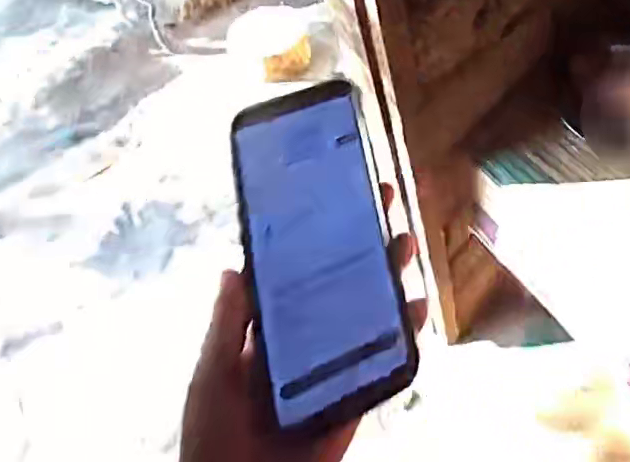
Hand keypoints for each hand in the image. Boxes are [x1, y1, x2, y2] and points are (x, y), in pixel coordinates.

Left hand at [181, 184, 425, 461]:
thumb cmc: (216, 442)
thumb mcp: (212, 381)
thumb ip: (225, 329)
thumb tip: (232, 266)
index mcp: (277, 325)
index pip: (305, 268)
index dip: (325, 231)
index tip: (342, 194)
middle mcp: (313, 332)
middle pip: (347, 275)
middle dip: (368, 236)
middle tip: (386, 197)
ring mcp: (340, 356)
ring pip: (374, 303)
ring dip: (392, 270)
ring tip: (405, 243)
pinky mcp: (361, 384)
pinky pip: (391, 349)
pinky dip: (408, 326)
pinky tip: (417, 305)